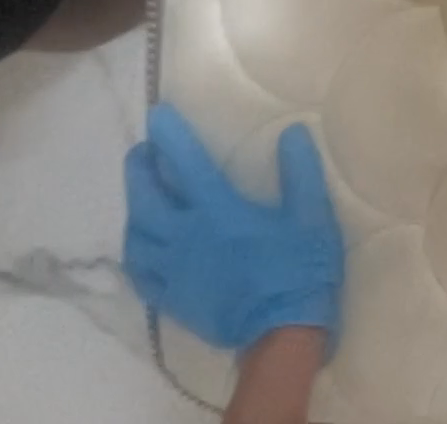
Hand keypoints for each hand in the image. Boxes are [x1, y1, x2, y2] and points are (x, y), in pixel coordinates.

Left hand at [124, 105, 345, 354]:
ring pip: (137, 233)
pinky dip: (136, 249)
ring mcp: (174, 270)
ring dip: (135, 206)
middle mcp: (186, 236)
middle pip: (147, 198)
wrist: (282, 332)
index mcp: (219, 211)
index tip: (158, 115)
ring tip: (141, 192)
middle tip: (144, 150)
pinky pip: (140, 270)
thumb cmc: (300, 267)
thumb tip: (292, 132)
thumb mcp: (311, 215)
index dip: (172, 137)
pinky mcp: (172, 297)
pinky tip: (142, 244)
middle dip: (141, 169)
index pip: (187, 165)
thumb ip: (300, 171)